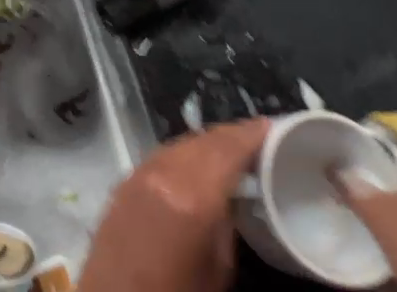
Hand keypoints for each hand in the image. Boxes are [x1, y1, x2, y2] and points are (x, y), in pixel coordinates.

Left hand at [77, 119, 267, 291]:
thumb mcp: (218, 270)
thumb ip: (227, 224)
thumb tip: (232, 196)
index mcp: (191, 196)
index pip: (227, 149)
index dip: (251, 134)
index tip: (273, 126)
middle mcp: (162, 174)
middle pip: (203, 140)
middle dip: (231, 135)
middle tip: (258, 138)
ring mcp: (137, 175)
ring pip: (180, 144)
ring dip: (207, 142)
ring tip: (233, 150)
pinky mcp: (122, 184)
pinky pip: (161, 156)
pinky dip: (184, 153)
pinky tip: (197, 164)